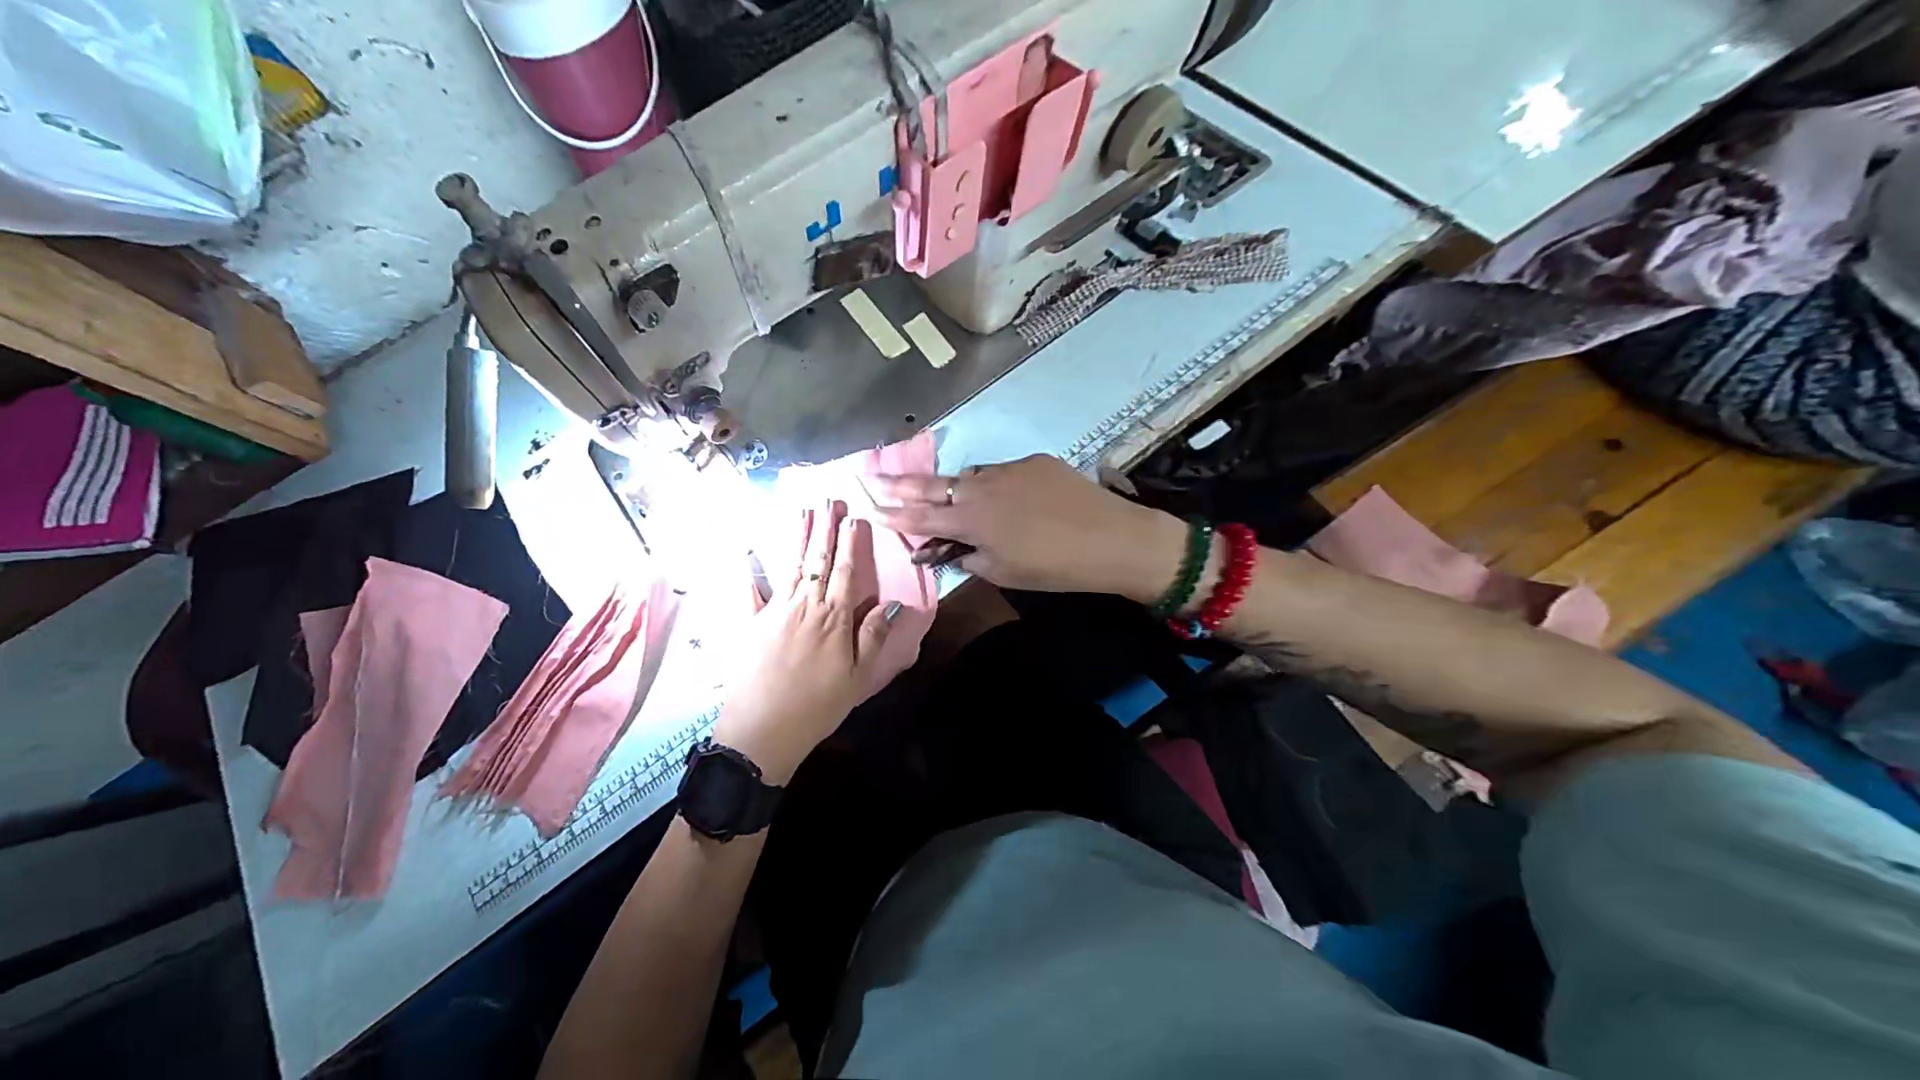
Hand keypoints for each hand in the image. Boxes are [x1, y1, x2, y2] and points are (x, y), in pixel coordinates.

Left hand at [711, 501, 898, 784]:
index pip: (846, 571)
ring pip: (790, 565)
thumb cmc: (819, 706)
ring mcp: (775, 611)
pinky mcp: (751, 623)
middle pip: (818, 560)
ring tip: (803, 511)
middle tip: (829, 499)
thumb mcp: (858, 677)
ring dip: (798, 537)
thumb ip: (873, 636)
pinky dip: (751, 571)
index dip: (851, 542)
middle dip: (825, 528)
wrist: (764, 729)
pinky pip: (752, 591)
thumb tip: (893, 602)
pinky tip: (749, 552)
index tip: (854, 517)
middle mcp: (805, 605)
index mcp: (834, 617)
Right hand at [869, 454, 1187, 603]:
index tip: (872, 507)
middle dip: (901, 483)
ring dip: (950, 486)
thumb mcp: (1003, 572)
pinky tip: (999, 495)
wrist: (1113, 538)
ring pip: (967, 476)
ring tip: (939, 493)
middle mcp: (981, 487)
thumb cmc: (1054, 567)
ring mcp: (1007, 469)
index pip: (921, 516)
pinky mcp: (1033, 461)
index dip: (895, 514)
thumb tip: (945, 550)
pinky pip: (999, 471)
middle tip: (875, 477)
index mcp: (971, 520)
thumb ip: (967, 558)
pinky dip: (990, 483)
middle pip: (932, 484)